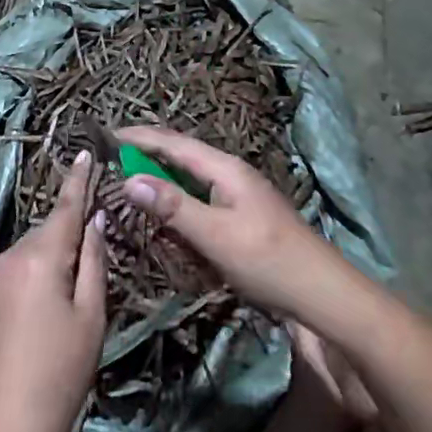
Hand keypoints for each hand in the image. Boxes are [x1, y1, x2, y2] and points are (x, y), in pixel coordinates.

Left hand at [0, 150, 106, 431]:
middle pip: (47, 230)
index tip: (84, 152)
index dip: (77, 179)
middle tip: (97, 241)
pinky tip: (45, 307)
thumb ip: (92, 262)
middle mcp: (9, 256)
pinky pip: (15, 271)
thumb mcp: (89, 317)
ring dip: (52, 255)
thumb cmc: (58, 373)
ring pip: (30, 251)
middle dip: (69, 230)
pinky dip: (35, 274)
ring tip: (74, 288)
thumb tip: (94, 221)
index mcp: (38, 256)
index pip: (64, 206)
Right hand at [117, 125, 346, 317]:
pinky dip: (177, 199)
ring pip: (190, 177)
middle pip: (181, 154)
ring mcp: (238, 195)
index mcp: (224, 168)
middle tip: (113, 156)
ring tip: (131, 178)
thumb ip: (172, 206)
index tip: (107, 135)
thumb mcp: (215, 234)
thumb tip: (129, 179)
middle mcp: (230, 173)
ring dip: (161, 176)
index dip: (139, 137)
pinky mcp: (241, 216)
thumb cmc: (268, 261)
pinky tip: (166, 212)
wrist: (324, 295)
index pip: (173, 142)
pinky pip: (200, 198)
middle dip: (147, 152)